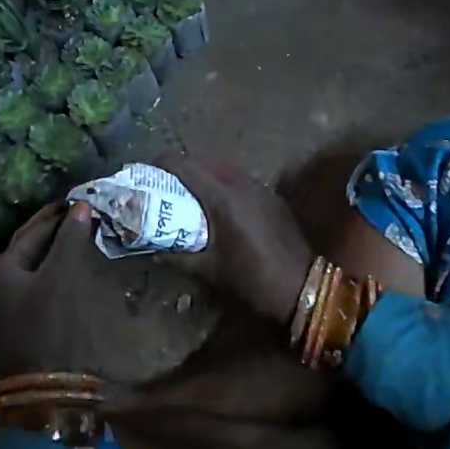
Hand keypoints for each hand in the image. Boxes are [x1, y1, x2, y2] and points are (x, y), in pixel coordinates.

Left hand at [0, 201, 107, 377]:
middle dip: (54, 226)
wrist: (42, 391)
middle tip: (82, 210)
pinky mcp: (24, 316)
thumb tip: (80, 206)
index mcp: (3, 267)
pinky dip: (56, 264)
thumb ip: (69, 240)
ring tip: (82, 230)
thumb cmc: (47, 327)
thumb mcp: (60, 278)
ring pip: (35, 261)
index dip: (58, 214)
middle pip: (29, 243)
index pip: (33, 229)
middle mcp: (1, 280)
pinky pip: (40, 277)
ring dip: (56, 245)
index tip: (81, 199)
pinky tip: (74, 261)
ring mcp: (10, 300)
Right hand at [161, 159, 314, 328]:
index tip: (145, 170)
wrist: (304, 287)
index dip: (162, 163)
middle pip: (203, 161)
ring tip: (187, 193)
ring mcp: (259, 187)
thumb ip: (179, 256)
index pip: (185, 165)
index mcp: (222, 197)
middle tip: (163, 184)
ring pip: (222, 168)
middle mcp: (240, 183)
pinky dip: (221, 183)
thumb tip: (154, 250)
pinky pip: (238, 179)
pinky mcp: (270, 196)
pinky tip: (216, 205)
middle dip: (180, 168)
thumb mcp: (210, 270)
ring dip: (202, 174)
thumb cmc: (253, 279)